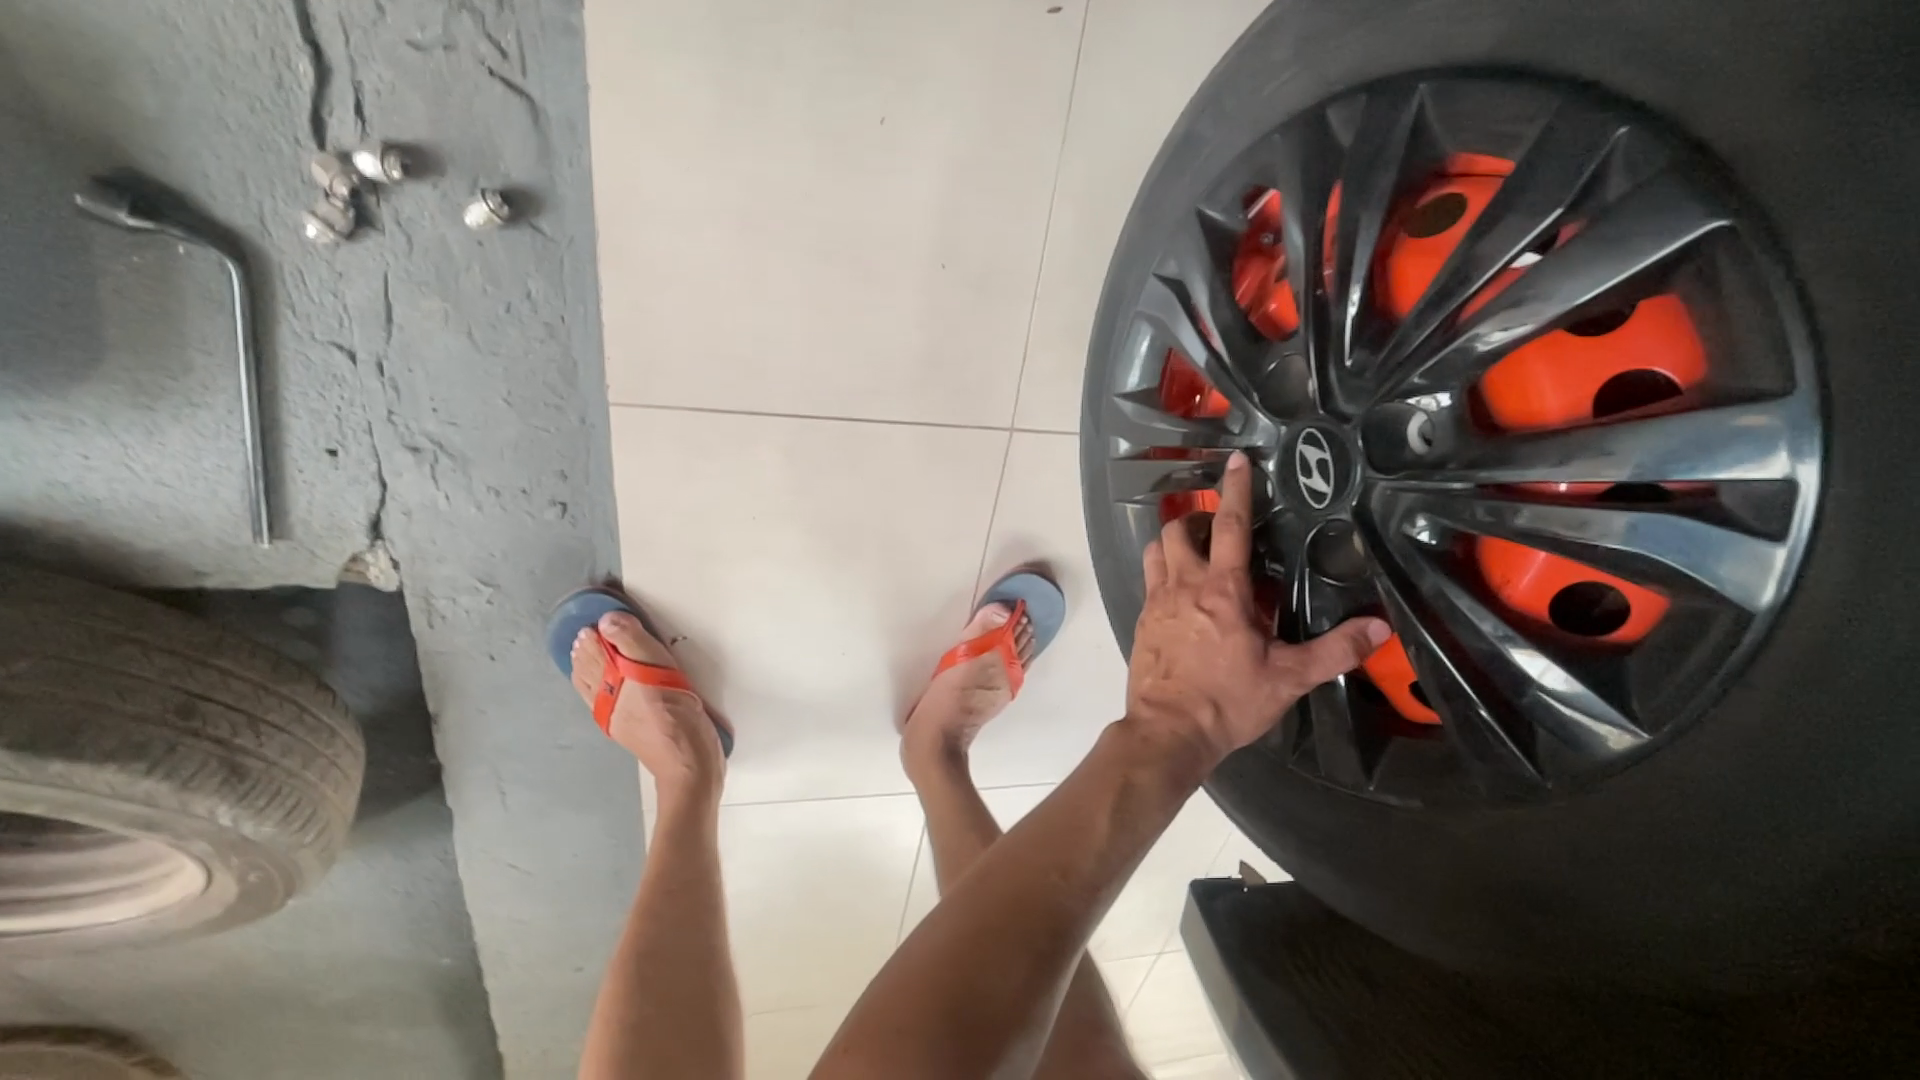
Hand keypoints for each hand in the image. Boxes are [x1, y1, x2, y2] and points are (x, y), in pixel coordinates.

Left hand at [1125, 451, 1389, 766]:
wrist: (1167, 731)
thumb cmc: (1227, 702)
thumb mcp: (1288, 678)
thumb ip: (1334, 650)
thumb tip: (1380, 628)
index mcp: (1222, 592)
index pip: (1231, 527)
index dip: (1236, 490)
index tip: (1236, 460)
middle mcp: (1183, 586)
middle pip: (1178, 529)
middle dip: (1195, 517)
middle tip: (1215, 526)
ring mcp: (1155, 603)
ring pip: (1154, 551)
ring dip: (1172, 542)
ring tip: (1195, 552)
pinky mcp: (1140, 622)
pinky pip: (1147, 581)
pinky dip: (1162, 573)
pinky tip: (1180, 595)